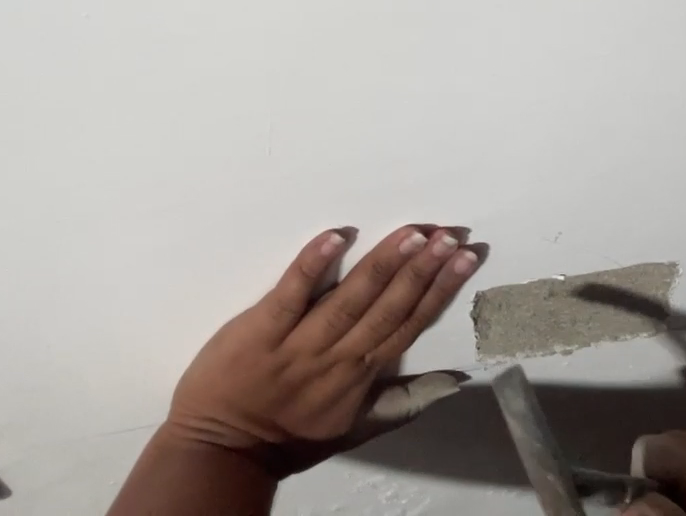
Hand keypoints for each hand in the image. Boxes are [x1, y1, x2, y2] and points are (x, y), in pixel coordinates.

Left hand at [162, 224, 483, 475]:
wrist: (219, 453)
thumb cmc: (290, 436)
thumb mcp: (354, 429)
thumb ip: (401, 401)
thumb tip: (455, 381)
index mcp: (362, 376)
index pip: (410, 325)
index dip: (440, 289)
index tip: (467, 257)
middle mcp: (338, 357)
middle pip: (389, 307)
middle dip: (423, 269)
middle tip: (451, 235)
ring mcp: (299, 343)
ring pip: (350, 299)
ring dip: (384, 264)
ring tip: (414, 234)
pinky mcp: (261, 329)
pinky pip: (291, 293)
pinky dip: (313, 266)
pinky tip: (337, 236)